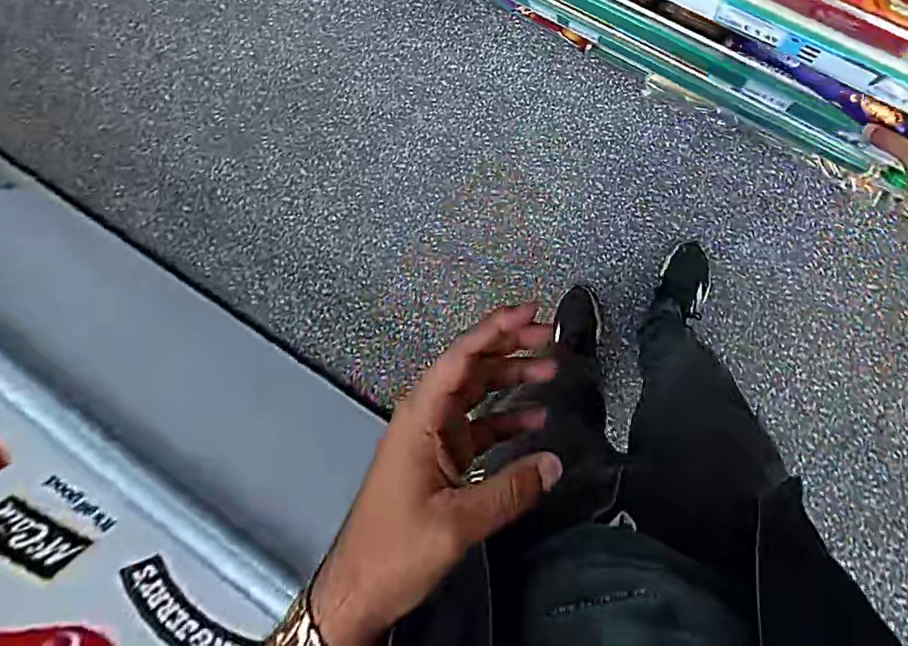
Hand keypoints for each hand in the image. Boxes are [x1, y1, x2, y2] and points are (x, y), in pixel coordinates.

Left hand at [309, 304, 564, 644]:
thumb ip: (510, 490)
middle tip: (546, 330)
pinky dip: (509, 413)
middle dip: (510, 342)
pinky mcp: (442, 456)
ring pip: (479, 388)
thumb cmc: (388, 556)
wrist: (355, 596)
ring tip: (549, 365)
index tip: (528, 312)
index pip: (461, 356)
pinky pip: (482, 421)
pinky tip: (535, 415)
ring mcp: (434, 436)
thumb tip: (552, 465)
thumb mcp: (455, 524)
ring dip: (514, 374)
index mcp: (420, 419)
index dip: (495, 328)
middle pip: (472, 364)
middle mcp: (426, 417)